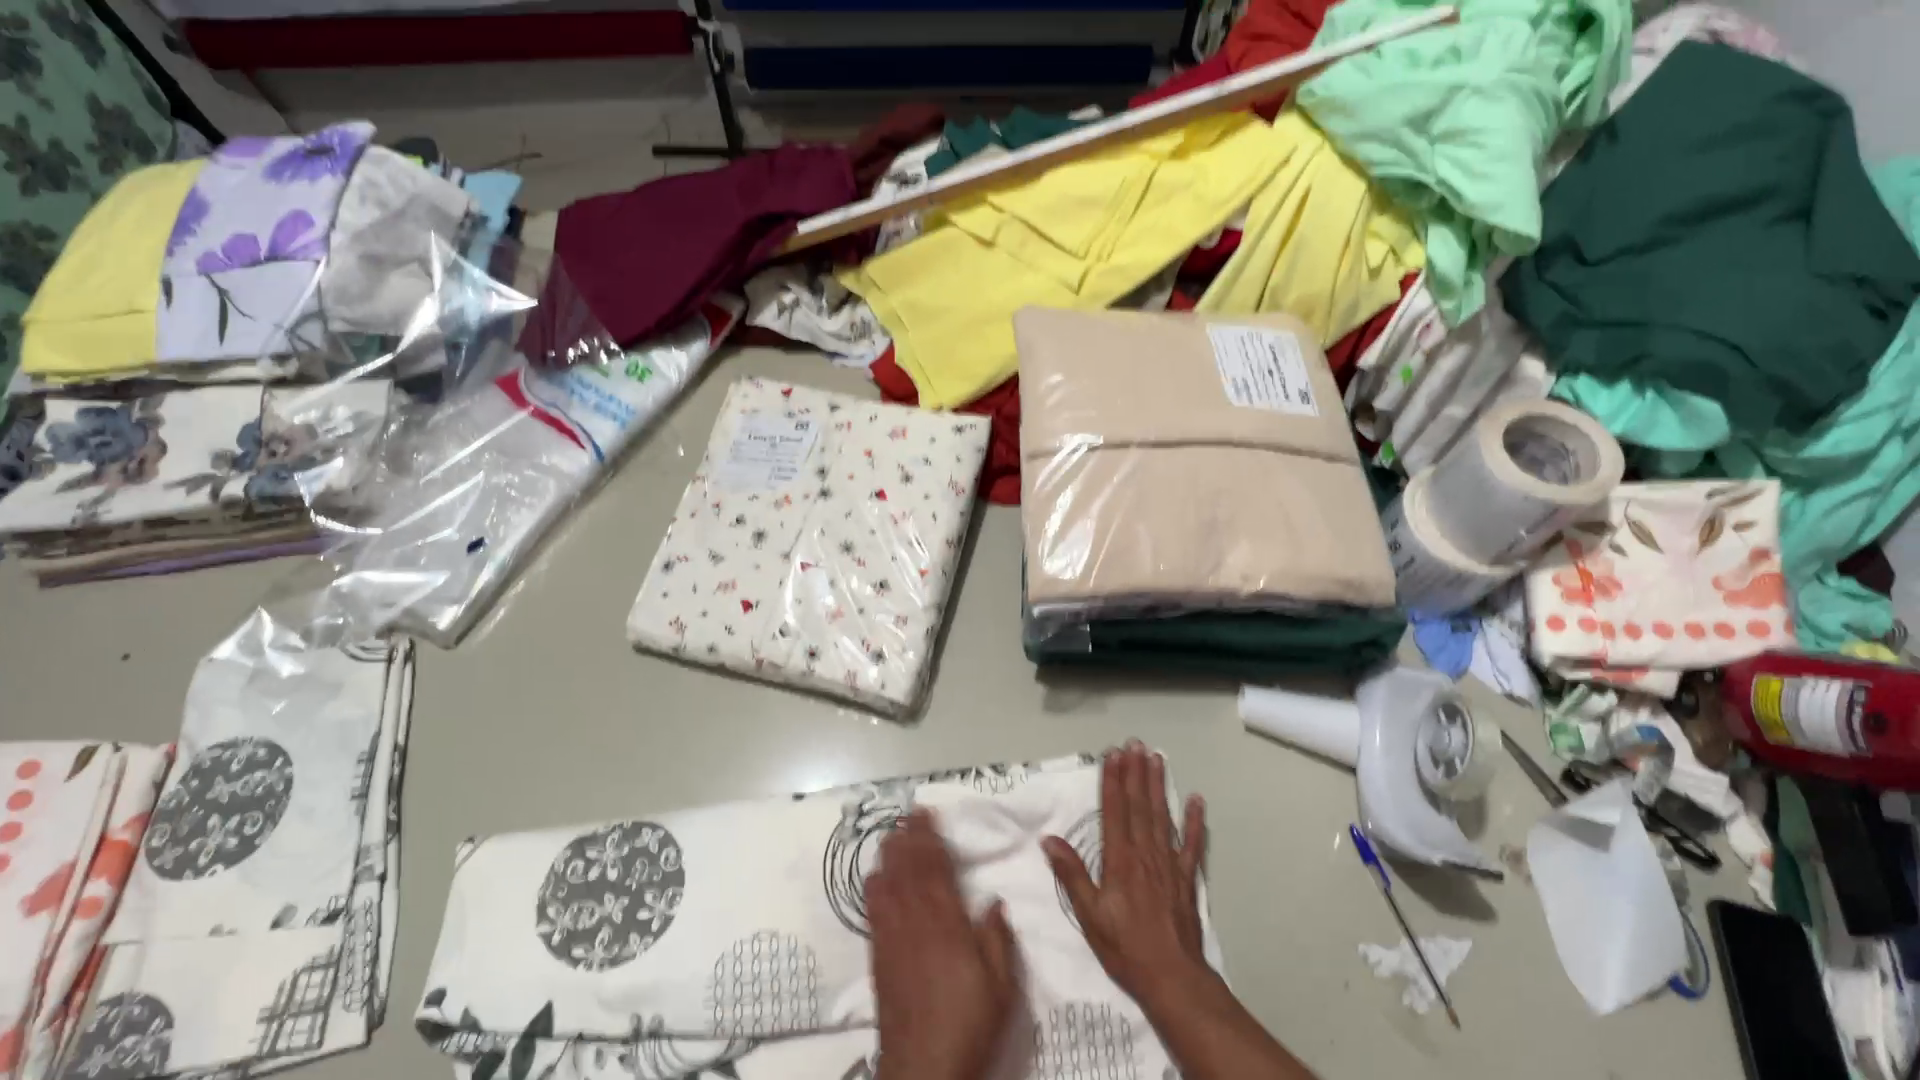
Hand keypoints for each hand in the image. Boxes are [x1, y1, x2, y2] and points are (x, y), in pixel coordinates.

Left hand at [869, 808, 1020, 1079]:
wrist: (923, 1068)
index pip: (935, 870)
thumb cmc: (969, 1024)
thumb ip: (996, 940)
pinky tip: (873, 879)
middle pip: (908, 871)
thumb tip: (992, 902)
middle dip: (908, 840)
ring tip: (890, 835)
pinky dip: (873, 889)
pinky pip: (873, 913)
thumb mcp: (1001, 986)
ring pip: (888, 886)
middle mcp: (915, 924)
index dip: (929, 840)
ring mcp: (892, 940)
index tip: (926, 815)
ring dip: (889, 857)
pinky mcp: (879, 960)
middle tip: (906, 815)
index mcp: (947, 925)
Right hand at [1043, 741, 1209, 1010]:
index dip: (1113, 781)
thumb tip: (1049, 839)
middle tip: (1135, 743)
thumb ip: (1071, 875)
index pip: (1114, 811)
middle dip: (1135, 773)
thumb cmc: (1125, 947)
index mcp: (1119, 860)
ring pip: (1163, 816)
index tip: (1113, 754)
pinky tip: (1196, 801)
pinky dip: (1195, 821)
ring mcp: (1169, 864)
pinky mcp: (1186, 879)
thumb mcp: (1089, 915)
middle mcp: (1145, 854)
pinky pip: (1193, 845)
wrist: (1173, 977)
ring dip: (1158, 786)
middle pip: (1139, 806)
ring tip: (1157, 758)